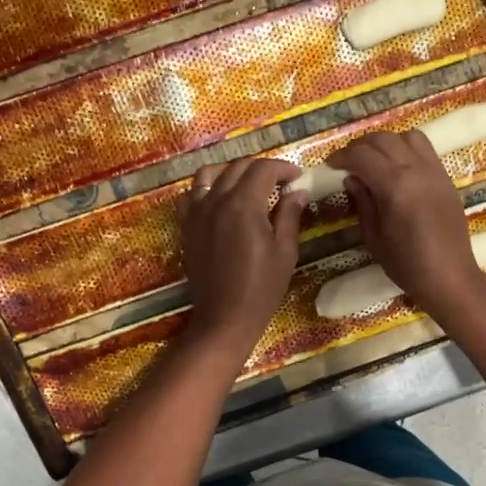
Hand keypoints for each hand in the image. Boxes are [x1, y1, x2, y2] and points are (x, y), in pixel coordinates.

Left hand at [181, 158, 307, 358]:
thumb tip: (298, 192)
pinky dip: (207, 189)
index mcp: (244, 205)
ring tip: (248, 186)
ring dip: (233, 172)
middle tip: (279, 183)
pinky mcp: (187, 226)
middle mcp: (216, 200)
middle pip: (238, 167)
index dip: (284, 168)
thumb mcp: (285, 252)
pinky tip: (219, 201)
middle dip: (262, 168)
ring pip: (211, 174)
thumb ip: (289, 216)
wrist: (224, 318)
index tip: (297, 178)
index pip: (264, 169)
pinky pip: (192, 194)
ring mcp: (197, 212)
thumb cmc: (261, 289)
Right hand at [330, 131, 485, 312]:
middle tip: (348, 162)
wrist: (450, 277)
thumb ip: (362, 203)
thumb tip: (351, 179)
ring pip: (407, 136)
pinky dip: (406, 149)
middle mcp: (416, 169)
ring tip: (375, 160)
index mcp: (395, 186)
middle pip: (383, 139)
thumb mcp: (374, 238)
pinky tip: (398, 168)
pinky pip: (425, 149)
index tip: (330, 165)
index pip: (362, 155)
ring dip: (386, 142)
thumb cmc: (408, 265)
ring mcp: (435, 171)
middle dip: (360, 146)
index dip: (342, 156)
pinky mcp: (446, 178)